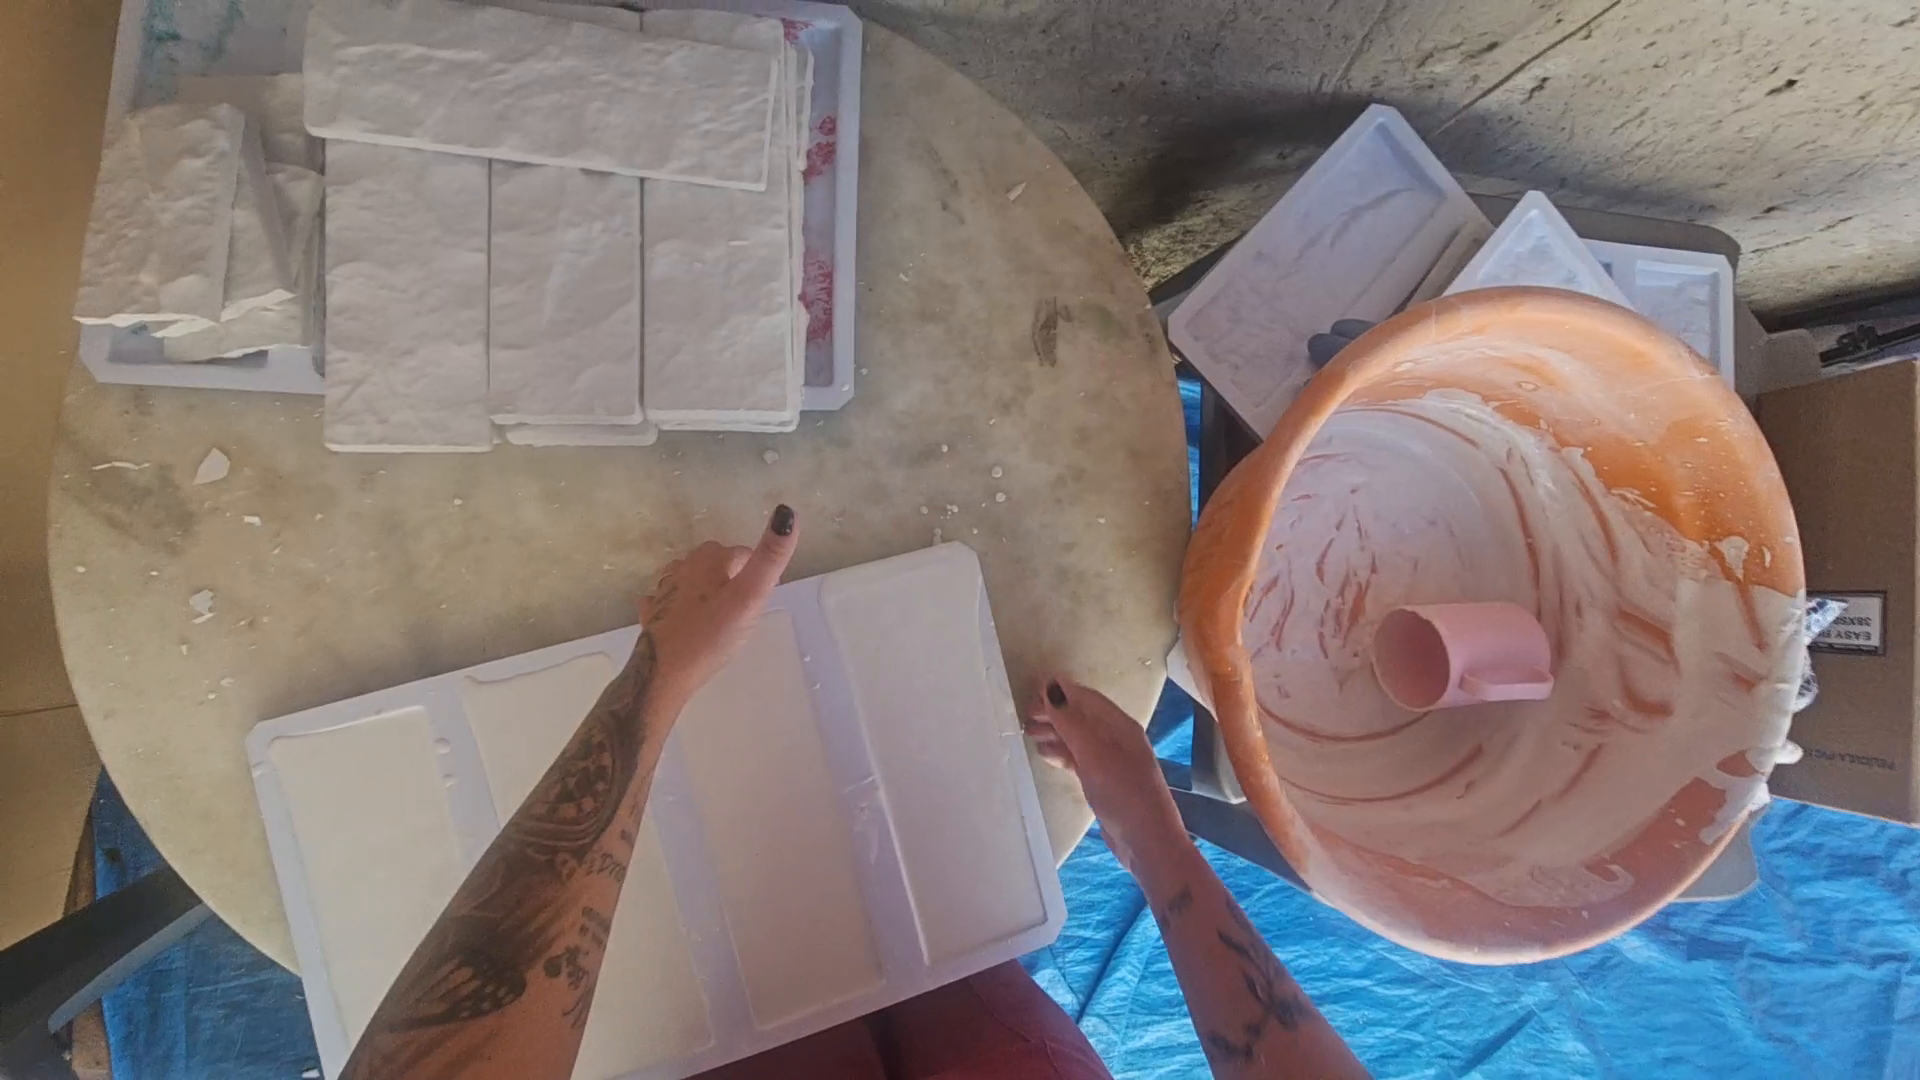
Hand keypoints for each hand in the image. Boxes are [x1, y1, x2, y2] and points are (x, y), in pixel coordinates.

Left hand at [638, 505, 797, 715]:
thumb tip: (787, 513)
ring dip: (708, 589)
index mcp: (709, 559)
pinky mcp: (653, 612)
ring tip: (721, 615)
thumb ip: (771, 558)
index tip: (760, 600)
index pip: (744, 554)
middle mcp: (684, 566)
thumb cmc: (713, 634)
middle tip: (745, 609)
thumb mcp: (752, 596)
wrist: (664, 673)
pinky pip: (671, 599)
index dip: (757, 576)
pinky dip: (682, 604)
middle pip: (717, 563)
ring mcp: (664, 590)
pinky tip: (688, 619)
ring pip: (693, 578)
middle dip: (733, 579)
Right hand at [1024, 677, 1188, 875]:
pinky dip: (1061, 752)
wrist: (1148, 843)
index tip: (1030, 693)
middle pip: (1080, 716)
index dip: (1059, 692)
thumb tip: (1050, 687)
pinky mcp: (1103, 780)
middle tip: (1025, 716)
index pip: (1085, 698)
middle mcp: (1116, 738)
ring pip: (1077, 737)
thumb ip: (1071, 721)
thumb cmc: (1123, 793)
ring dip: (1054, 732)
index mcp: (1120, 725)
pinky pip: (1078, 757)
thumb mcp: (1094, 754)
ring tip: (1028, 732)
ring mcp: (1110, 760)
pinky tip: (1044, 754)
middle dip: (1053, 712)